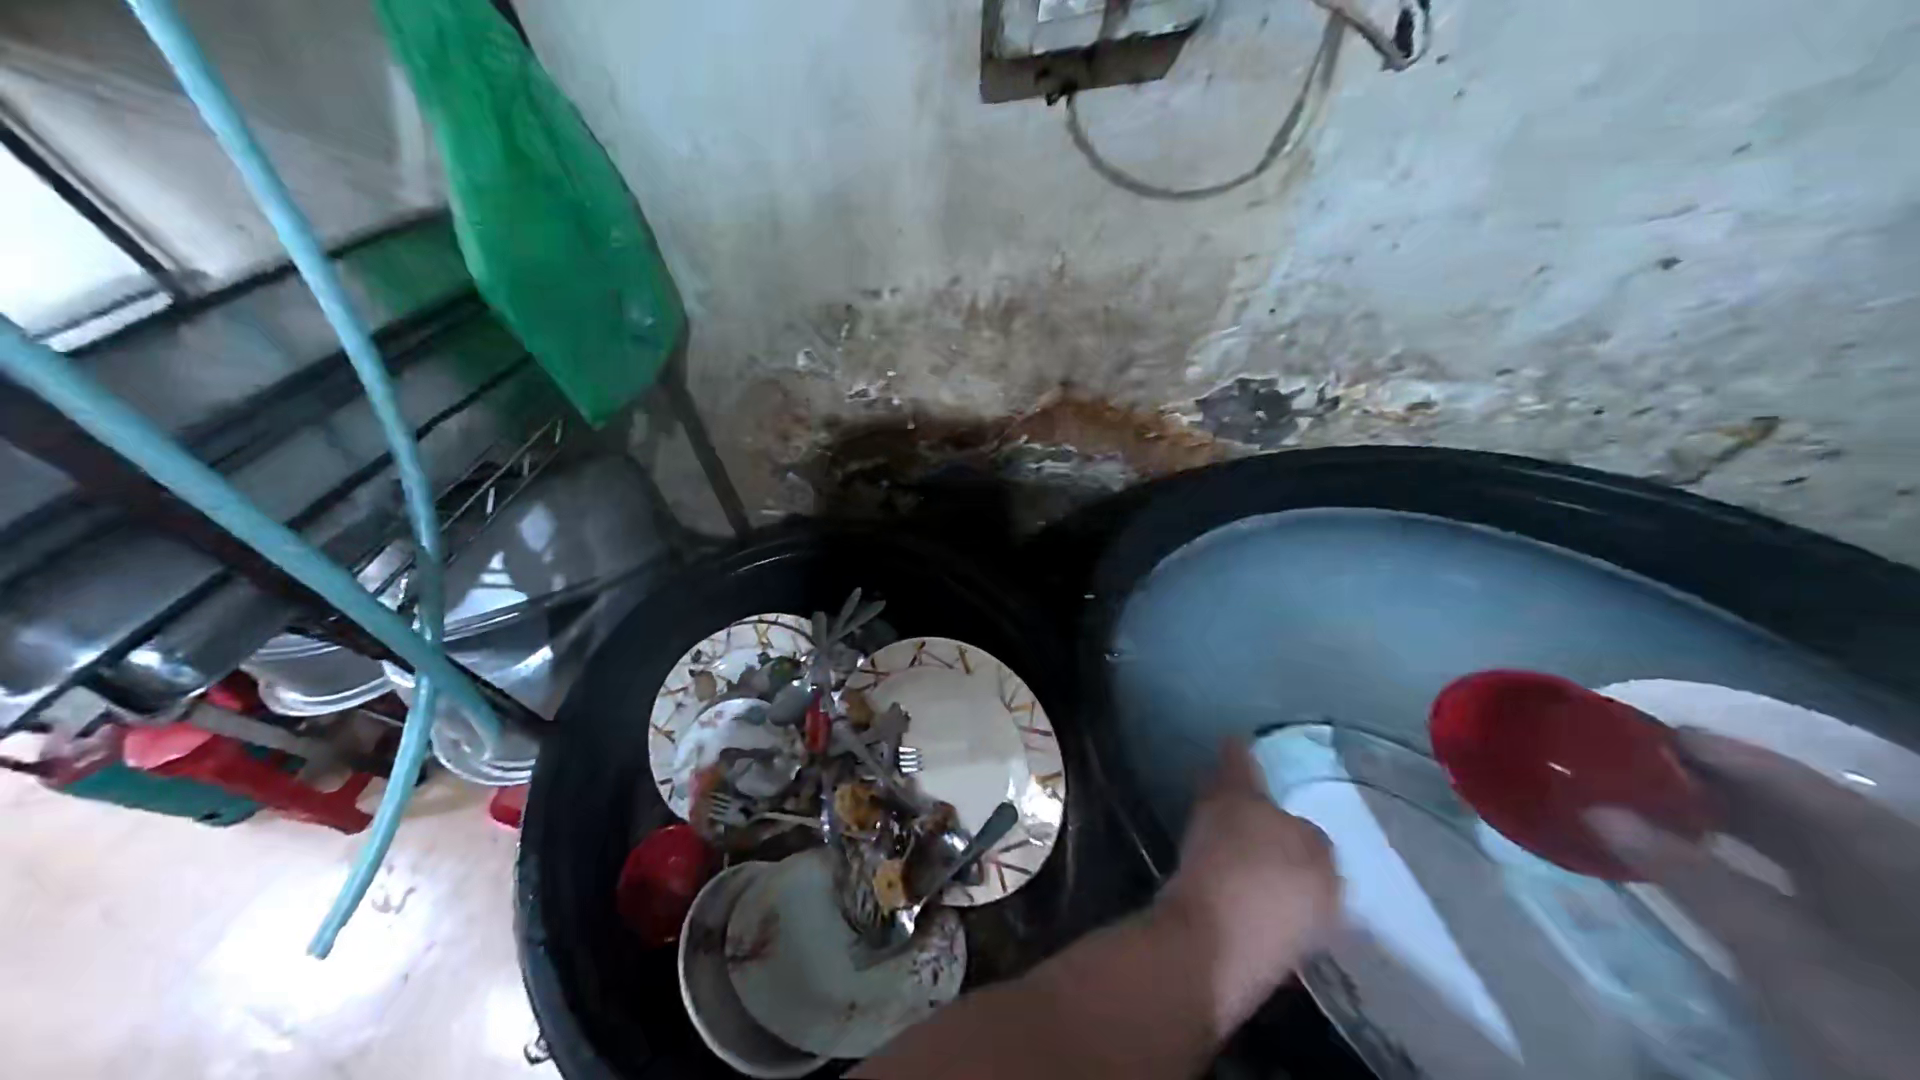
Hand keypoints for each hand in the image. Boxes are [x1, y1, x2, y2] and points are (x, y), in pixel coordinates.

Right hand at [1159, 740, 1340, 1035]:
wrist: (1210, 943)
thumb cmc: (1230, 859)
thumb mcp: (1228, 798)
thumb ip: (1237, 768)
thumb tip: (1237, 738)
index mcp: (1324, 853)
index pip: (1298, 823)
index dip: (1263, 814)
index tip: (1232, 812)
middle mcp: (1330, 897)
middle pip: (1293, 861)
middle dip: (1265, 849)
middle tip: (1223, 838)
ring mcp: (1307, 938)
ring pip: (1280, 894)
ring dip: (1254, 880)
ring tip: (1212, 868)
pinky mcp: (1278, 966)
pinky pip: (1262, 922)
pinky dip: (1243, 909)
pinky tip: (1213, 901)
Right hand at [1588, 730, 1919, 1079]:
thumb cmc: (1874, 1018)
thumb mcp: (1780, 950)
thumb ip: (1689, 875)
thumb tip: (1595, 810)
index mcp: (1885, 852)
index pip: (1787, 780)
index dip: (1711, 750)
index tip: (1633, 728)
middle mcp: (1890, 866)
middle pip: (1788, 807)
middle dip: (1703, 781)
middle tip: (1621, 762)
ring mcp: (1883, 906)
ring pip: (1789, 841)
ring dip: (1715, 818)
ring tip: (1641, 801)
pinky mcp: (1866, 941)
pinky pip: (1790, 873)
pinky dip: (1734, 854)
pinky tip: (1690, 852)